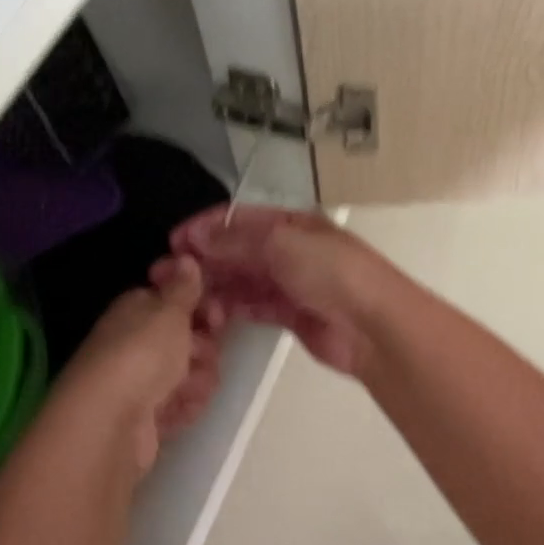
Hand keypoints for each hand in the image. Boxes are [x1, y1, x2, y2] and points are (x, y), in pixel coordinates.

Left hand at [56, 256, 221, 473]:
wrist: (110, 422)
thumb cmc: (141, 355)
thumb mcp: (168, 312)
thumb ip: (183, 288)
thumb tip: (186, 258)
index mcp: (137, 310)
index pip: (174, 301)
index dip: (200, 306)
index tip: (216, 314)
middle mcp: (137, 342)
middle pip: (187, 338)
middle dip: (203, 347)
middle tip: (200, 353)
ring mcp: (142, 380)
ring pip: (189, 373)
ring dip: (198, 379)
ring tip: (187, 388)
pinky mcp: (149, 416)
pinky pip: (181, 404)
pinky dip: (185, 406)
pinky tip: (180, 410)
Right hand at [171, 205, 390, 376]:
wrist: (374, 325)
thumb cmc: (332, 273)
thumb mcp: (282, 244)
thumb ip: (238, 241)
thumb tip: (199, 236)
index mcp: (293, 224)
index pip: (240, 219)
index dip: (206, 227)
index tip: (173, 241)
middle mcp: (291, 250)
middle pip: (240, 250)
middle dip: (206, 258)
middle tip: (169, 274)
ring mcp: (292, 284)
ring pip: (245, 280)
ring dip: (217, 284)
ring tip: (187, 297)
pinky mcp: (292, 316)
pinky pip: (255, 306)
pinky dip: (234, 307)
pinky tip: (212, 313)